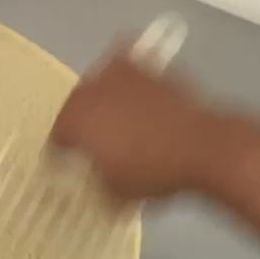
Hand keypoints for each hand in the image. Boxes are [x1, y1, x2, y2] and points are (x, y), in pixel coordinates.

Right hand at [50, 45, 221, 200]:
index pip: (57, 136)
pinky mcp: (146, 66)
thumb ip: (96, 180)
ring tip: (116, 117)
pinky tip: (133, 88)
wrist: (202, 146)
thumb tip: (94, 176)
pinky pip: (126, 65)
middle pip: (75, 105)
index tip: (72, 164)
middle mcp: (89, 91)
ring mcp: (119, 74)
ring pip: (98, 83)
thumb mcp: (115, 192)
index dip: (63, 153)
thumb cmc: (154, 172)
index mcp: (75, 120)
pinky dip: (125, 76)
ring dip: (101, 99)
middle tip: (95, 143)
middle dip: (81, 122)